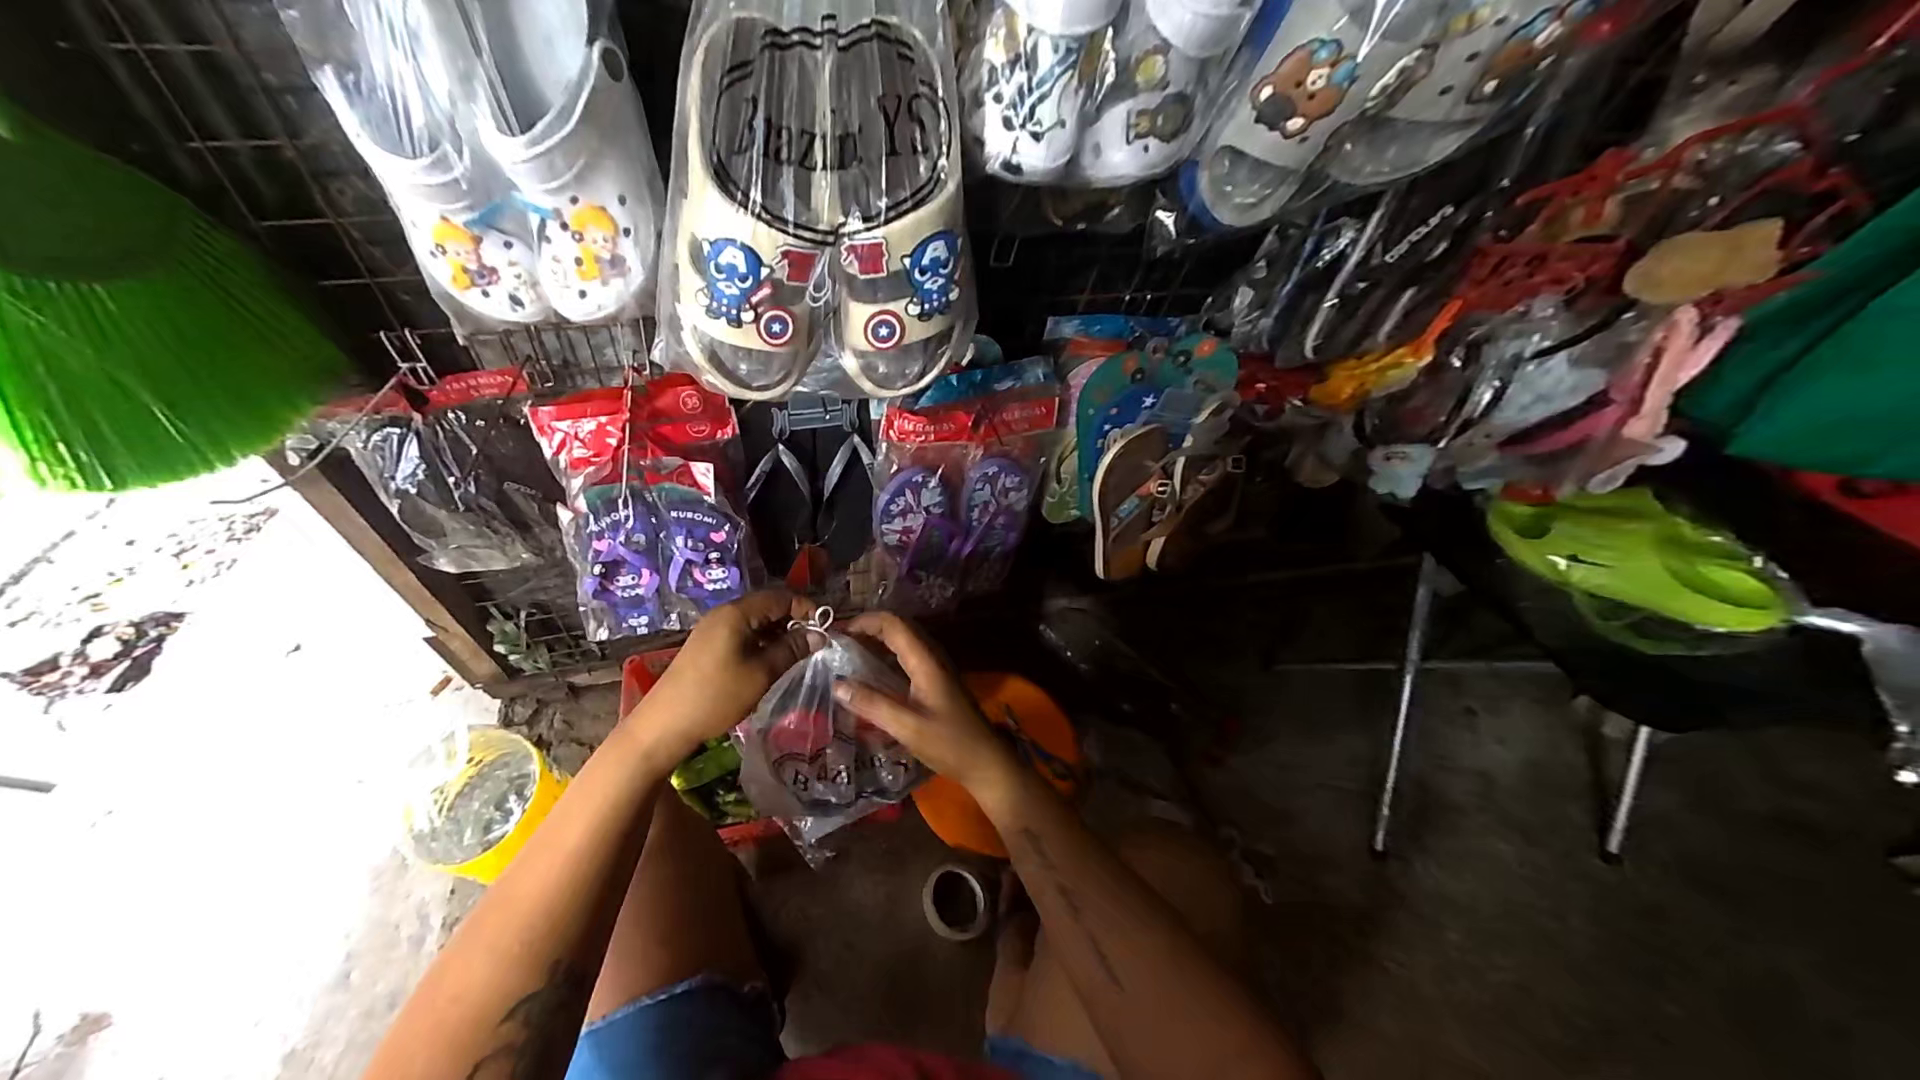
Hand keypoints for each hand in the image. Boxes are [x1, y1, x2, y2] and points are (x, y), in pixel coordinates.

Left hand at [630, 589, 818, 759]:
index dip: (806, 609)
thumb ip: (792, 650)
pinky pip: (742, 634)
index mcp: (737, 613)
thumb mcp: (762, 673)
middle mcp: (724, 613)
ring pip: (756, 621)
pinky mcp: (708, 645)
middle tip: (813, 644)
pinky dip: (762, 642)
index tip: (824, 630)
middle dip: (794, 621)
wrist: (665, 724)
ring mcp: (713, 629)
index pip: (780, 596)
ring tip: (797, 655)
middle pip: (768, 606)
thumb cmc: (717, 696)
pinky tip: (771, 662)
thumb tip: (819, 635)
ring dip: (778, 634)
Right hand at [834, 612, 1023, 802]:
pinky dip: (885, 657)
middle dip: (866, 628)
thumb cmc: (950, 744)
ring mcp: (936, 669)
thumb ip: (872, 705)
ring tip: (846, 655)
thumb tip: (837, 685)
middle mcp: (932, 657)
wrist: (986, 762)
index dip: (864, 621)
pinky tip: (869, 675)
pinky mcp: (935, 682)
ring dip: (875, 642)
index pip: (893, 624)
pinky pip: (906, 658)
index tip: (836, 632)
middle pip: (898, 628)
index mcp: (926, 661)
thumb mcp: (908, 727)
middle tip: (837, 643)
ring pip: (902, 642)